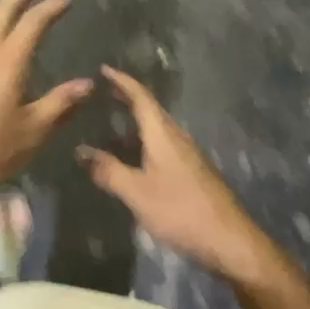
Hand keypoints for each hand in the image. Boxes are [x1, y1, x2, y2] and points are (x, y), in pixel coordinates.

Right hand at [78, 66, 271, 279]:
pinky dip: (145, 140)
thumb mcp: (137, 192)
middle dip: (127, 98)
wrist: (229, 239)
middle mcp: (177, 136)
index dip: (122, 81)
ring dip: (136, 121)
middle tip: (104, 92)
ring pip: (158, 127)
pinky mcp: (193, 171)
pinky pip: (163, 143)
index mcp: (162, 133)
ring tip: (114, 124)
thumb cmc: (180, 210)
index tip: (103, 69)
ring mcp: (188, 154)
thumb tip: (80, 150)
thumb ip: (109, 171)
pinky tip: (137, 157)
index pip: (140, 96)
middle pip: (150, 108)